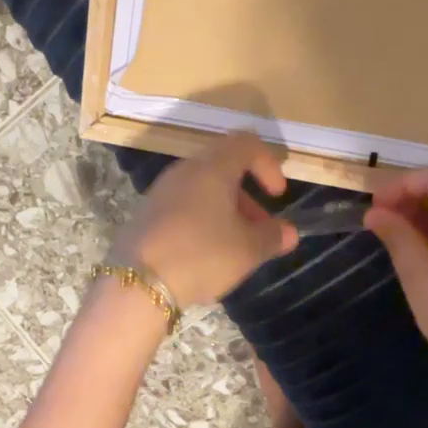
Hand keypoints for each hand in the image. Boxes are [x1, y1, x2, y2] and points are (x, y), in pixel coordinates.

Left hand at [107, 132, 298, 307]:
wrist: (138, 283)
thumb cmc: (201, 256)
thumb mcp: (247, 251)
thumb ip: (272, 237)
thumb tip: (289, 232)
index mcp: (212, 168)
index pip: (246, 144)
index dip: (269, 165)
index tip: (278, 196)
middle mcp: (184, 171)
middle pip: (223, 167)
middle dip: (247, 195)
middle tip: (259, 229)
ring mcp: (160, 192)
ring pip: (202, 190)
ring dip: (225, 211)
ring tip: (234, 247)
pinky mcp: (146, 215)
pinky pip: (183, 208)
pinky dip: (202, 221)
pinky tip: (204, 254)